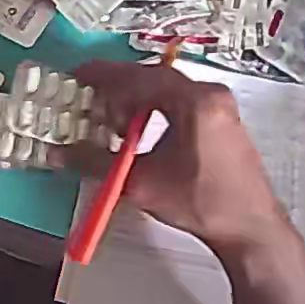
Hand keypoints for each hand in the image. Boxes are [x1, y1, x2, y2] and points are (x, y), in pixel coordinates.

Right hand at [67, 61, 288, 255]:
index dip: (105, 76)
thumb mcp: (140, 182)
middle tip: (91, 105)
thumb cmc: (198, 201)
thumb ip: (95, 163)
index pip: (140, 77)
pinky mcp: (222, 121)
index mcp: (195, 101)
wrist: (249, 228)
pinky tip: (139, 133)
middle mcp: (210, 94)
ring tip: (113, 125)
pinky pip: (180, 103)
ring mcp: (220, 106)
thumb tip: (55, 153)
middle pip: (154, 79)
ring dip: (136, 102)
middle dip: (119, 91)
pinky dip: (154, 110)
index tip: (78, 75)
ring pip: (167, 91)